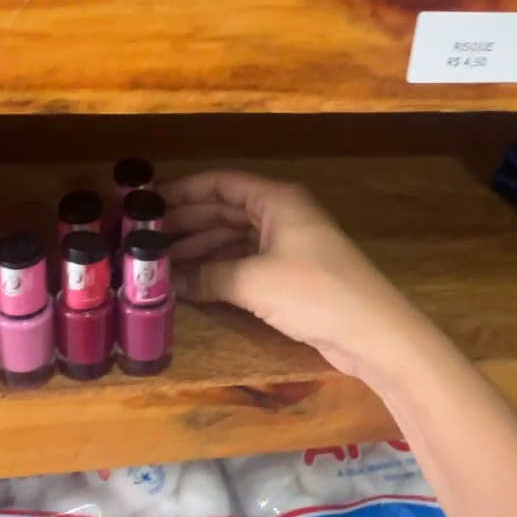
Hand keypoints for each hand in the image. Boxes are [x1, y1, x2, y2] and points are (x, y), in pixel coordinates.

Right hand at [158, 171, 438, 381]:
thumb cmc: (315, 292)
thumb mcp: (254, 281)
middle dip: (186, 224)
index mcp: (276, 199)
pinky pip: (244, 262)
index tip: (146, 204)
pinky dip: (219, 270)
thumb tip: (167, 281)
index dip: (182, 191)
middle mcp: (280, 214)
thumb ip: (208, 275)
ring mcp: (287, 244)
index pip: (219, 183)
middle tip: (143, 239)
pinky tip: (191, 283)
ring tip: (159, 264)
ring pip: (232, 239)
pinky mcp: (290, 274)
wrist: (373, 333)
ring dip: (199, 250)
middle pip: (223, 211)